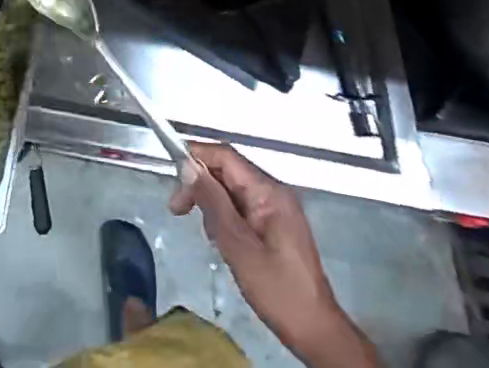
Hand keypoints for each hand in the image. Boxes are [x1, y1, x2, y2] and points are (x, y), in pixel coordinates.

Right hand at [168, 143, 378, 367]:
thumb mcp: (237, 245)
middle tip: (177, 209)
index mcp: (269, 192)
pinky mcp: (277, 226)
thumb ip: (212, 202)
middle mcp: (275, 193)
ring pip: (233, 190)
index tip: (171, 174)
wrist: (317, 332)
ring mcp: (278, 209)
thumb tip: (188, 167)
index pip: (226, 156)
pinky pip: (243, 208)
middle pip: (228, 171)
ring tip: (208, 235)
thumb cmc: (277, 290)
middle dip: (200, 185)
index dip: (196, 156)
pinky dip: (225, 218)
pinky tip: (222, 241)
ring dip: (212, 204)